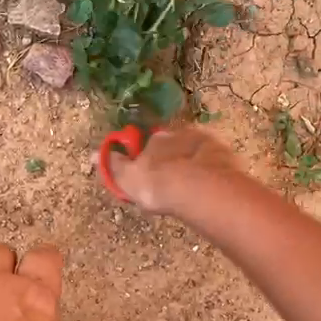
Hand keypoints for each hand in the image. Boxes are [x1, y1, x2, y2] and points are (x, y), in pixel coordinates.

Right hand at [104, 125, 247, 214]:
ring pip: (197, 152)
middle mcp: (180, 133)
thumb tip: (93, 155)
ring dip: (195, 164)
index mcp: (155, 138)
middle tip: (175, 183)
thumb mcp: (127, 179)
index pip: (150, 143)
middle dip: (175, 159)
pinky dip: (213, 171)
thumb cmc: (158, 184)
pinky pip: (217, 161)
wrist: (198, 188)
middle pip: (176, 145)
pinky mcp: (227, 154)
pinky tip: (211, 187)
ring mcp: (206, 142)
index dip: (150, 158)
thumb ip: (113, 166)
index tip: (152, 174)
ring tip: (195, 188)